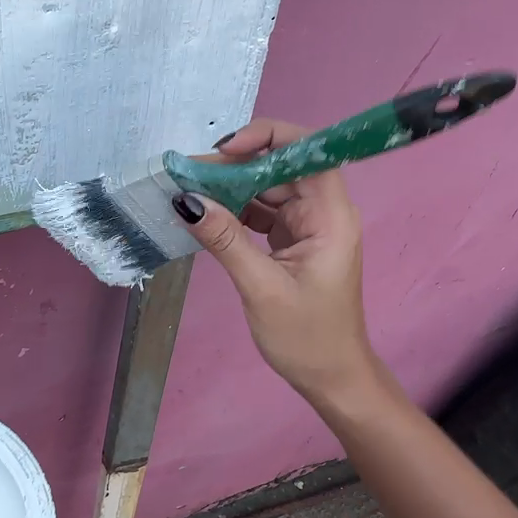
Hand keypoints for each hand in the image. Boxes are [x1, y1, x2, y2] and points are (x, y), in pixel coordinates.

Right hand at [175, 117, 396, 418]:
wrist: (332, 379)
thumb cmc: (307, 337)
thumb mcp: (261, 288)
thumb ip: (225, 239)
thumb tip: (186, 200)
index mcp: (330, 217)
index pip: (309, 153)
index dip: (269, 138)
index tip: (225, 150)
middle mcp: (322, 212)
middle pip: (282, 167)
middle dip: (237, 164)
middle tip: (189, 172)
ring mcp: (306, 226)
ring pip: (267, 187)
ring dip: (230, 185)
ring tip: (188, 186)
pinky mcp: (291, 240)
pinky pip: (261, 210)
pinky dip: (233, 207)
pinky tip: (204, 209)